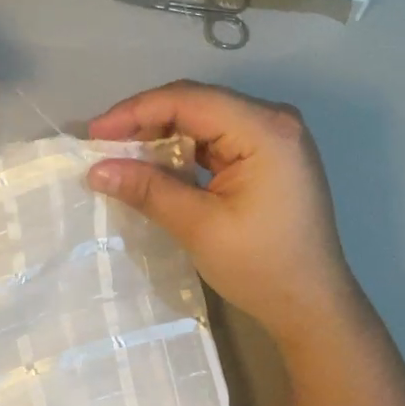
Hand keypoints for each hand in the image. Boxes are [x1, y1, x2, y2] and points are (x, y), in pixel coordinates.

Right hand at [86, 81, 361, 344]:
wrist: (310, 305)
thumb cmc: (260, 267)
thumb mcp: (199, 227)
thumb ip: (148, 190)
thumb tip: (96, 170)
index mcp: (265, 129)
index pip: (189, 100)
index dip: (136, 111)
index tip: (94, 135)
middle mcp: (274, 121)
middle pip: (198, 105)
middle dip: (146, 122)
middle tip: (102, 148)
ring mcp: (275, 140)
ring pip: (205, 123)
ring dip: (162, 138)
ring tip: (121, 158)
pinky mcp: (270, 160)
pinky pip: (218, 143)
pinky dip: (184, 153)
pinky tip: (156, 169)